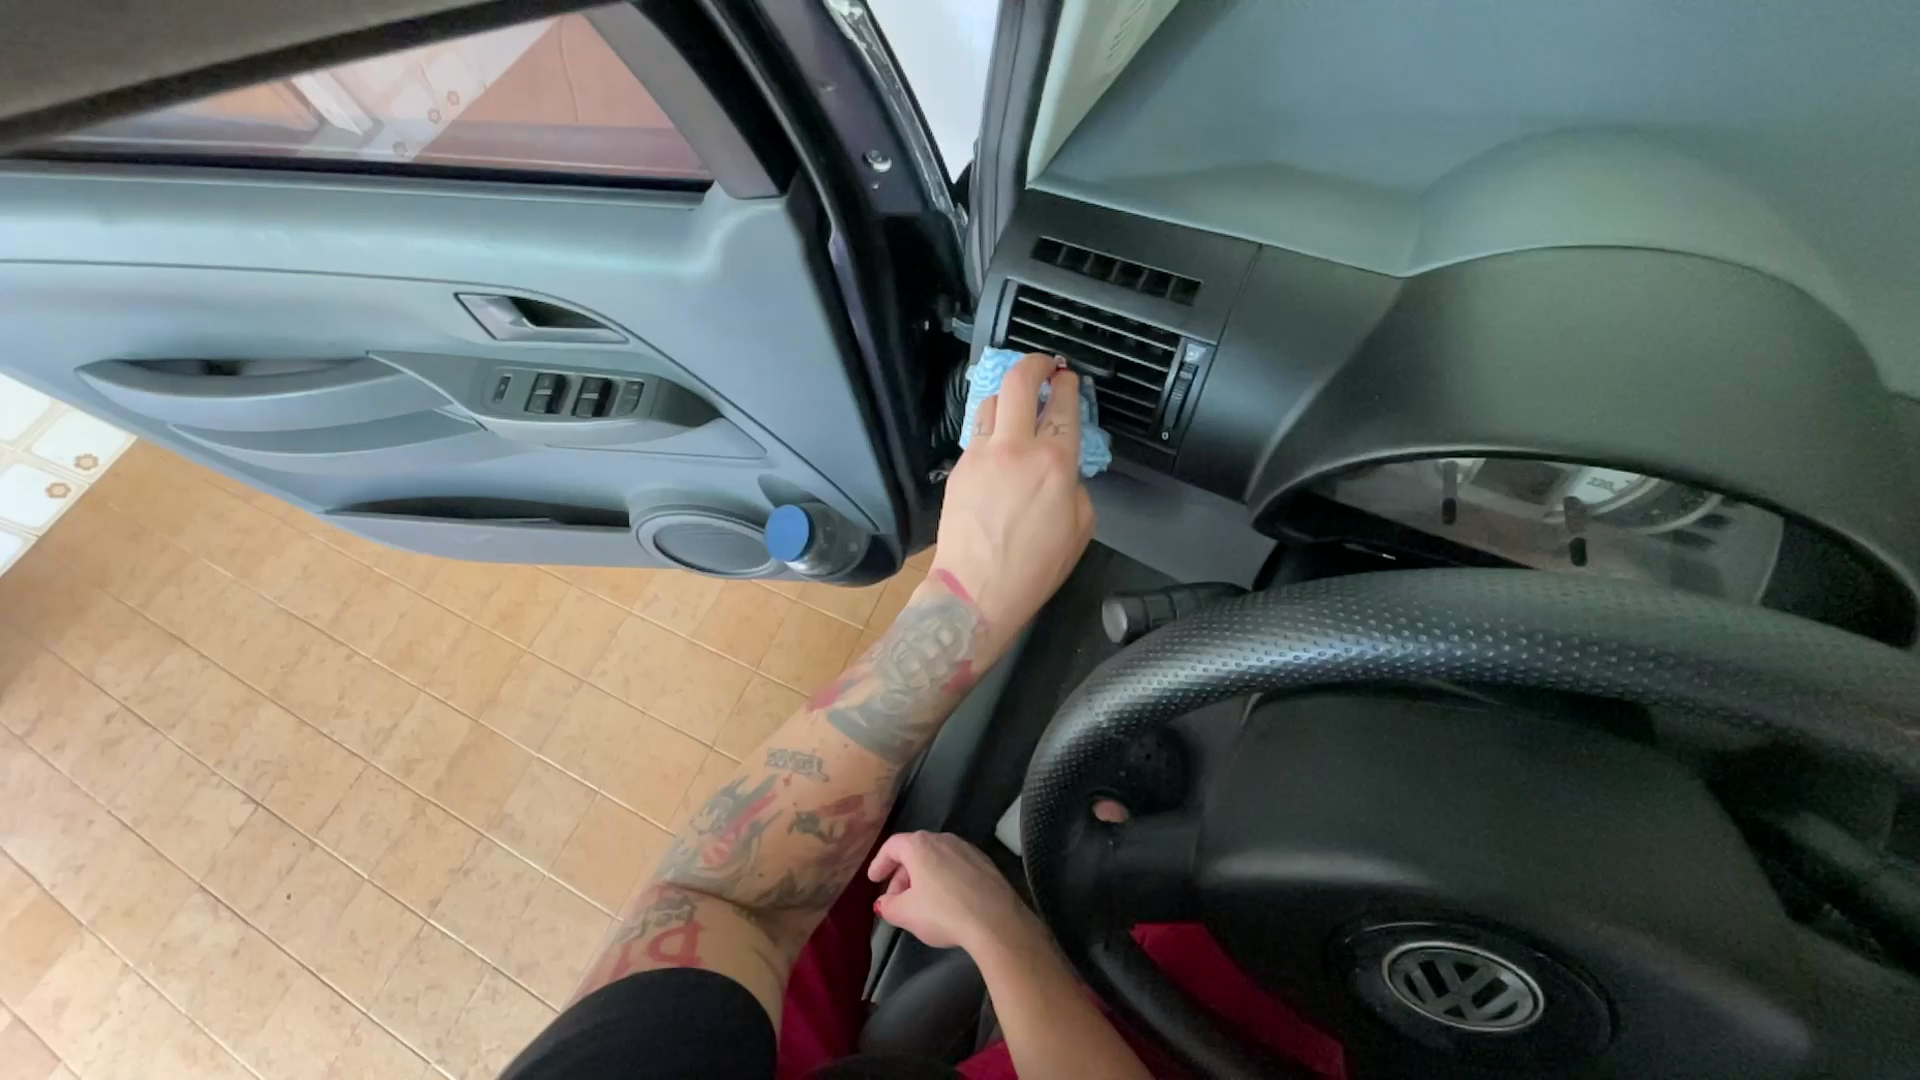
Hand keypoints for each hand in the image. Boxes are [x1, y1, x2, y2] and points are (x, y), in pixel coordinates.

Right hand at [868, 831, 1045, 955]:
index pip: (893, 846)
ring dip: (923, 877)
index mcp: (920, 845)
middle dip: (901, 875)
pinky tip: (945, 901)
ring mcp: (966, 848)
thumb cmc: (943, 912)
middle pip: (914, 851)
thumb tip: (883, 902)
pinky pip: (954, 865)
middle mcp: (943, 839)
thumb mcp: (907, 914)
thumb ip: (889, 906)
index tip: (873, 879)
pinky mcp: (983, 862)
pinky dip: (943, 878)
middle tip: (896, 899)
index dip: (880, 862)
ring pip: (936, 858)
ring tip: (919, 902)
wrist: (994, 919)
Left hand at [930, 353, 1095, 647]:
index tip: (1069, 378)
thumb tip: (1064, 469)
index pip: (1064, 404)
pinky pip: (976, 434)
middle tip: (1043, 365)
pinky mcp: (960, 468)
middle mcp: (1015, 449)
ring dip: (1007, 395)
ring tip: (1017, 403)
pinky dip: (990, 429)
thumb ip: (1076, 485)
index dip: (1068, 383)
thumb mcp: (1080, 527)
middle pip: (1020, 381)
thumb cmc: (1031, 569)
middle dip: (1034, 363)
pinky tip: (998, 443)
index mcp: (1055, 462)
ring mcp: (981, 456)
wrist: (976, 591)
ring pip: (991, 401)